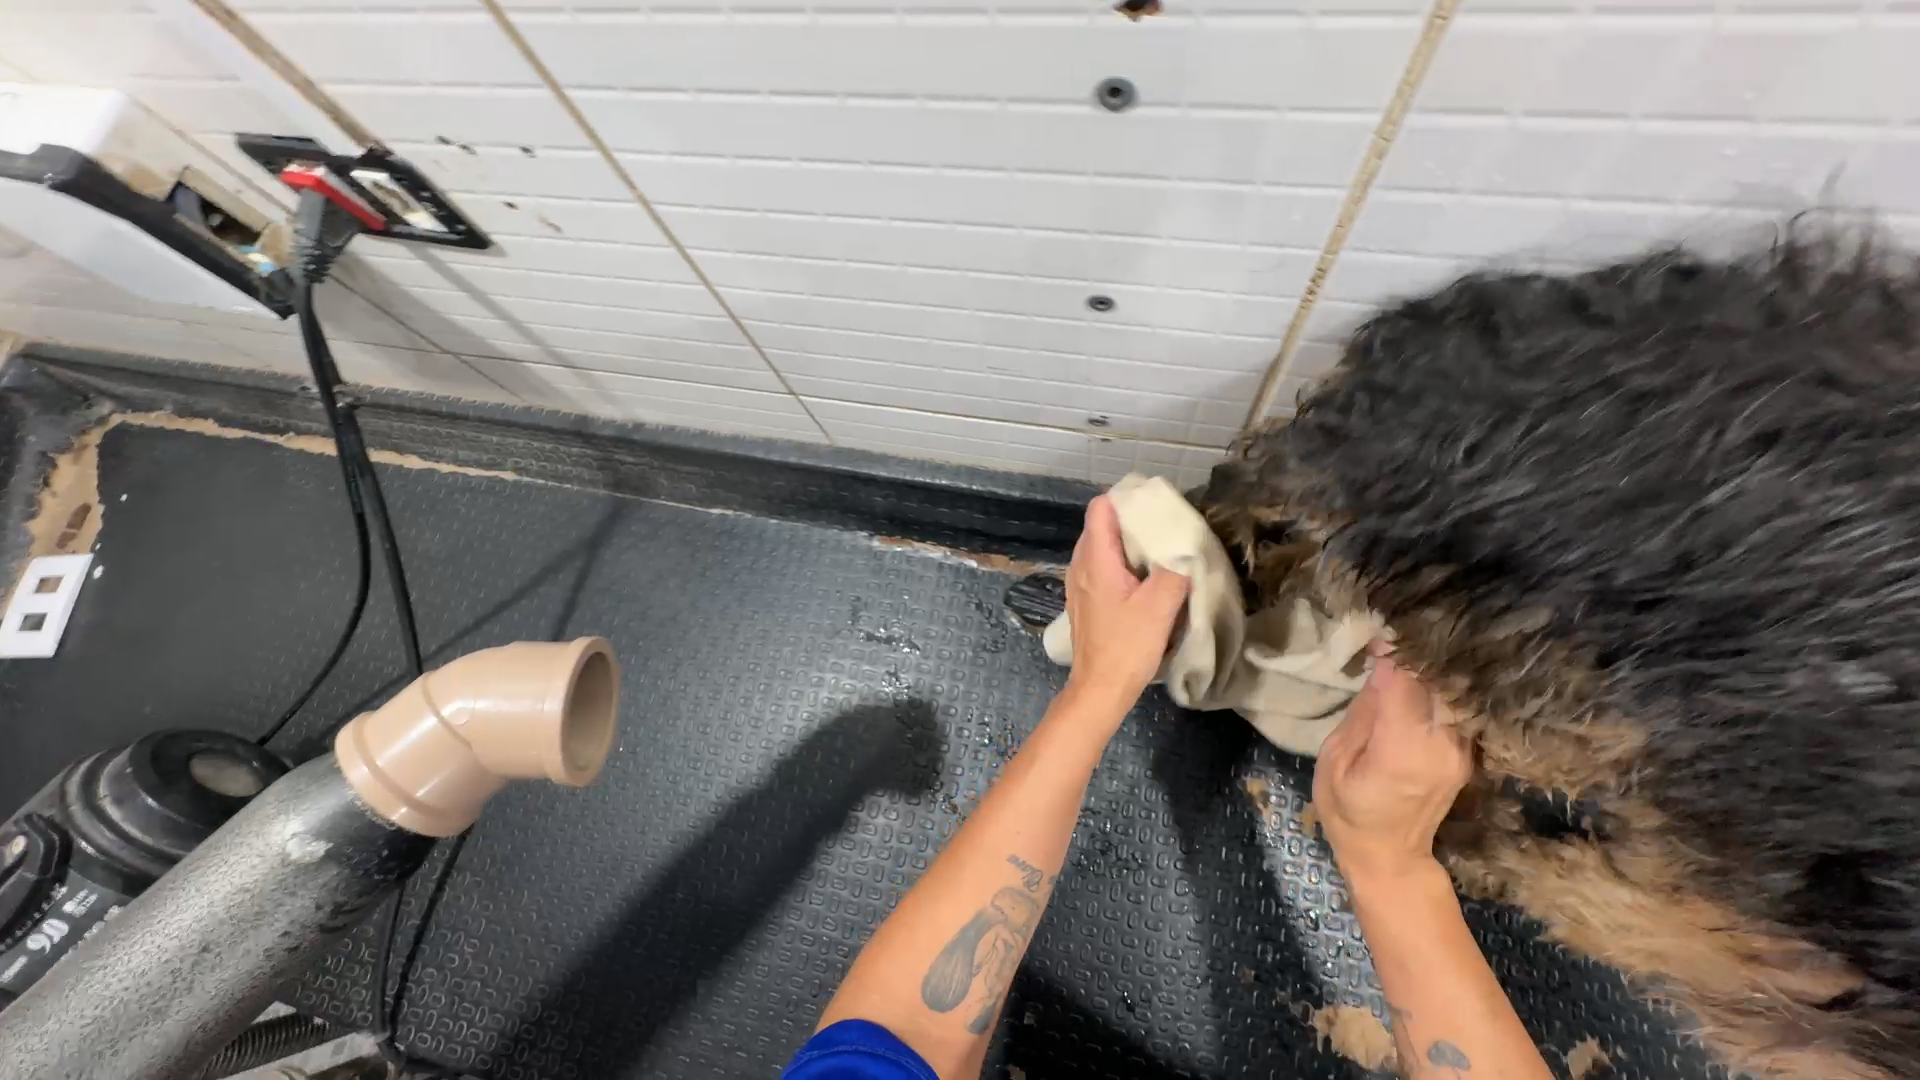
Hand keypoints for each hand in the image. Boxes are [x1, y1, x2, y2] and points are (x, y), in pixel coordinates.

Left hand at [1060, 495, 1189, 712]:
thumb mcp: (1160, 606)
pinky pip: (1100, 569)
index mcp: (1095, 560)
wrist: (1099, 688)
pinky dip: (1120, 565)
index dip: (1125, 499)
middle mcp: (1080, 566)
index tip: (1154, 503)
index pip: (1100, 509)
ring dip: (1127, 545)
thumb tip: (1185, 548)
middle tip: (1165, 526)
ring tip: (1159, 551)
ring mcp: (1078, 585)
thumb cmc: (1127, 646)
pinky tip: (1144, 579)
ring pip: (1101, 549)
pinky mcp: (1084, 601)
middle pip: (1101, 526)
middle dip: (1131, 521)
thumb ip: (1175, 571)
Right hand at [1313, 647, 1472, 892]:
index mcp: (1403, 750)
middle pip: (1441, 684)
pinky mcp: (1467, 753)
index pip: (1407, 684)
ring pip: (1457, 693)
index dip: (1396, 653)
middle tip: (1403, 627)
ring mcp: (1462, 752)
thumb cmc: (1346, 809)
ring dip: (1438, 667)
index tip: (1381, 630)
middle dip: (1423, 654)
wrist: (1389, 855)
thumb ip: (1365, 712)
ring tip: (1417, 643)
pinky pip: (1459, 708)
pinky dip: (1445, 687)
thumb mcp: (1336, 759)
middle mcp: (1443, 747)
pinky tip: (1429, 672)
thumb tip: (1382, 667)